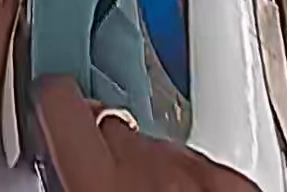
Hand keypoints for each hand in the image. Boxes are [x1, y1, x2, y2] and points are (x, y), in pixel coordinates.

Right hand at [34, 77, 257, 191]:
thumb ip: (71, 187)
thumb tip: (61, 180)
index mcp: (102, 185)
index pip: (61, 103)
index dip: (51, 106)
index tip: (49, 115)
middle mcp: (150, 166)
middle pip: (111, 128)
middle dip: (105, 154)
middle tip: (103, 190)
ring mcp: (197, 172)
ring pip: (156, 147)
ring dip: (149, 172)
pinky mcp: (237, 183)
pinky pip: (199, 166)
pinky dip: (190, 184)